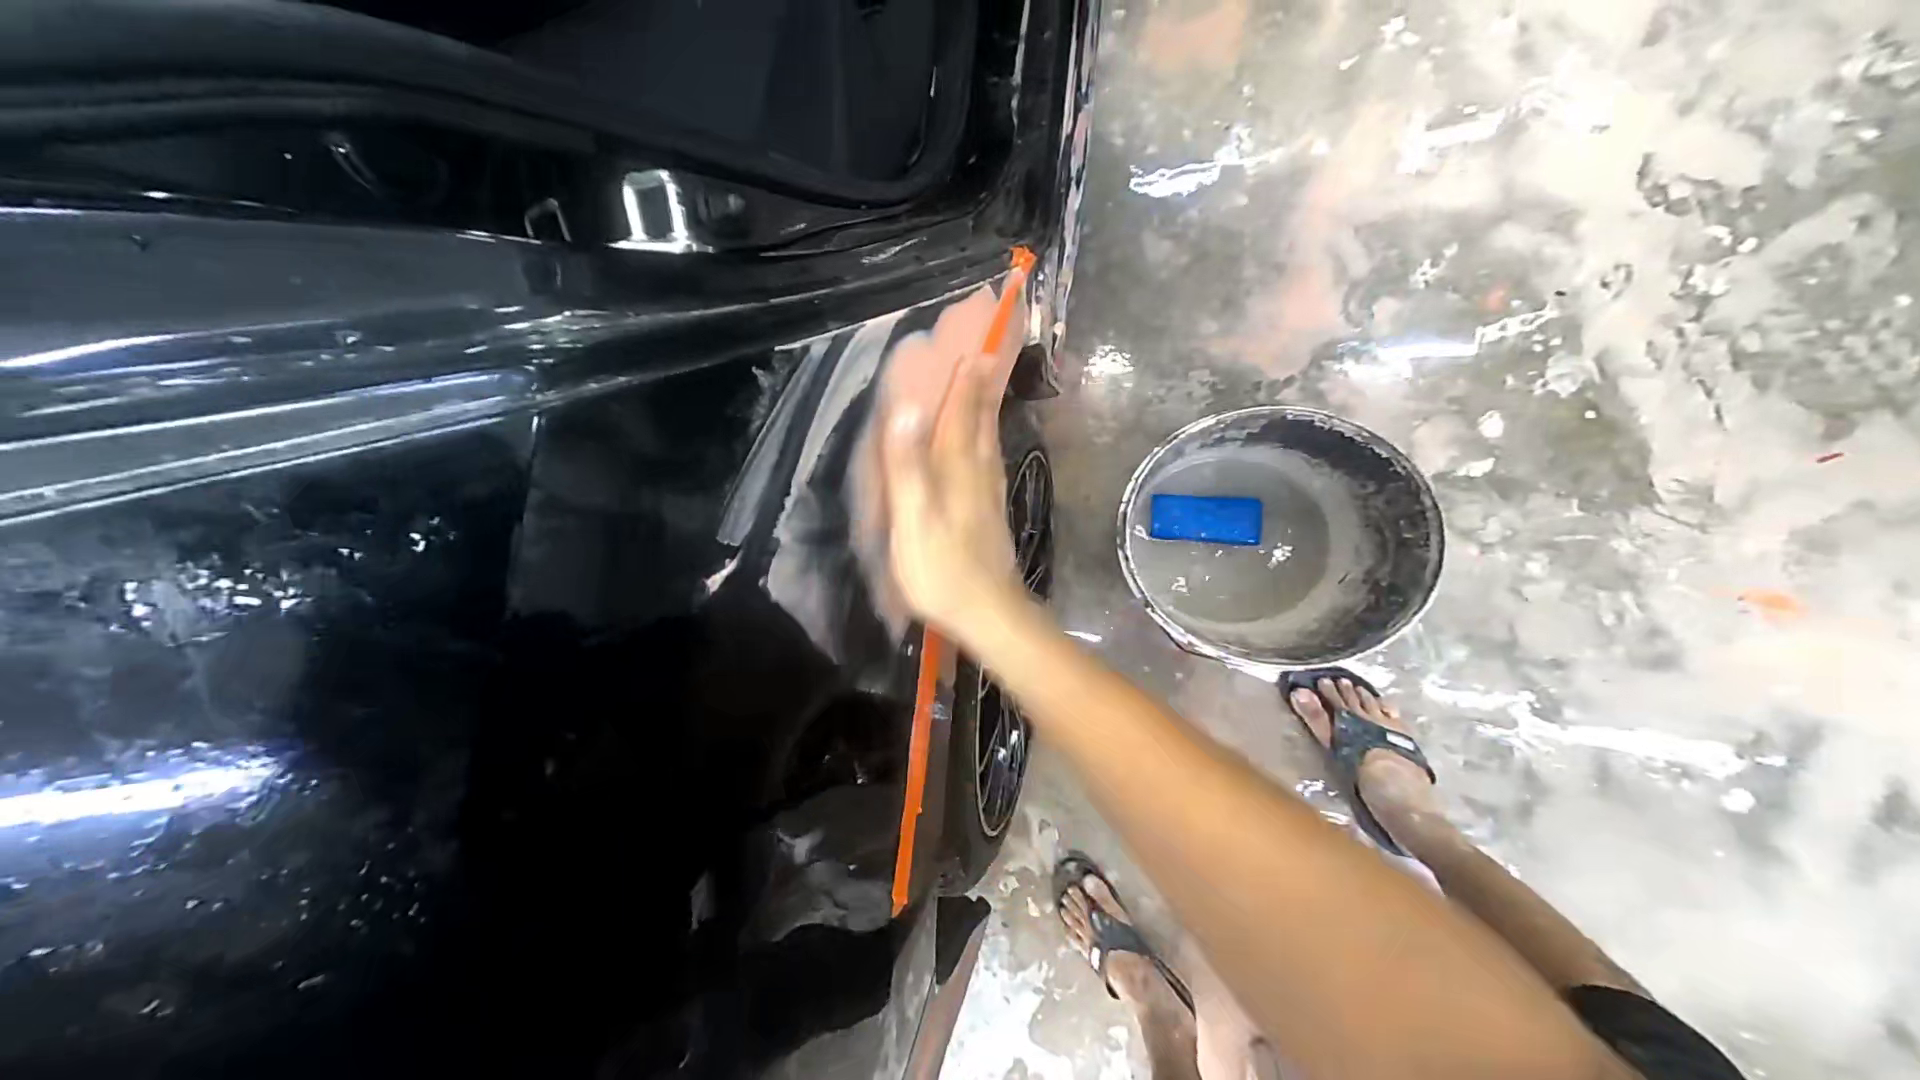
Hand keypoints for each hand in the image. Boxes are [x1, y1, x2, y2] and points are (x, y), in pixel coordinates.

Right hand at [877, 288, 1030, 642]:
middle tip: (988, 352)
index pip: (960, 417)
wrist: (989, 614)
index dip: (965, 382)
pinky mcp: (991, 515)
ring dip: (987, 410)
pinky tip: (988, 445)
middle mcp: (977, 476)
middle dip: (981, 387)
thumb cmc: (943, 571)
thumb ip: (908, 467)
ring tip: (987, 385)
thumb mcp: (914, 520)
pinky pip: (990, 464)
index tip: (974, 345)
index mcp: (956, 472)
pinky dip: (988, 442)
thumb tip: (907, 410)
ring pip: (989, 442)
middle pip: (981, 423)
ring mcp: (988, 496)